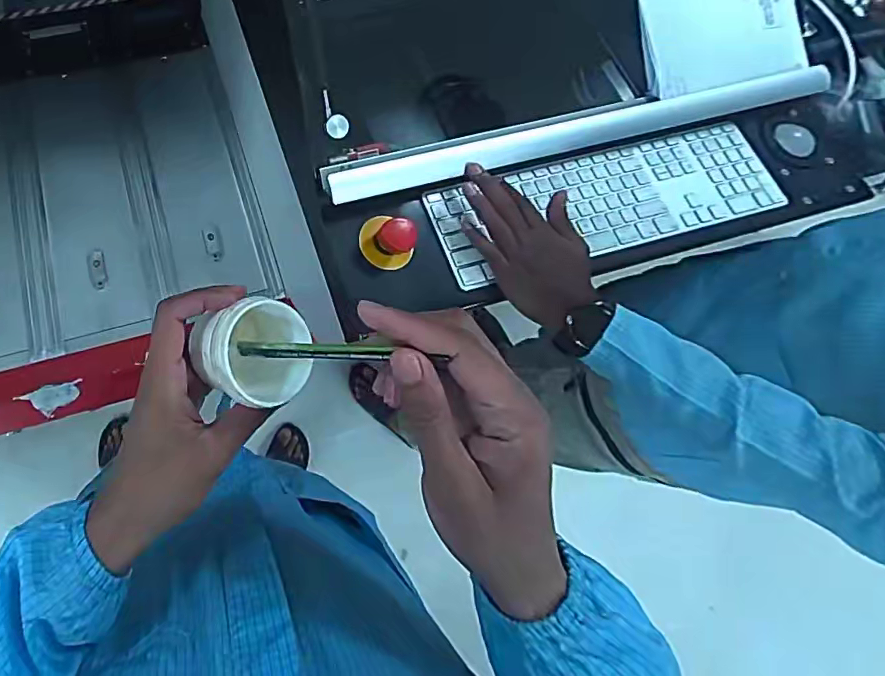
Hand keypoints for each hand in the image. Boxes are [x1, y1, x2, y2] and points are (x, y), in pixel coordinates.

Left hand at [85, 285, 270, 573]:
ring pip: (190, 348)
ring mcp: (164, 389)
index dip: (202, 297)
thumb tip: (276, 392)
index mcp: (162, 376)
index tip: (237, 298)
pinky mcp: (171, 404)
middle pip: (182, 325)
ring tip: (253, 338)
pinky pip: (194, 372)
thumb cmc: (161, 486)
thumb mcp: (212, 454)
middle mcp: (160, 374)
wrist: (127, 516)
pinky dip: (216, 365)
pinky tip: (241, 373)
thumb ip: (245, 419)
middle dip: (217, 312)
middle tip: (254, 315)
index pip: (171, 315)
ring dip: (218, 338)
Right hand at [358, 301, 567, 620]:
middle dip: (408, 332)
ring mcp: (501, 399)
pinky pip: (448, 370)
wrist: (519, 572)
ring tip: (382, 384)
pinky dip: (415, 370)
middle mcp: (514, 395)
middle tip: (365, 348)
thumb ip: (428, 414)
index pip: (461, 349)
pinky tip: (396, 391)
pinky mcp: (485, 406)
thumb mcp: (451, 480)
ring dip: (409, 351)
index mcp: (515, 413)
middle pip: (460, 336)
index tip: (366, 313)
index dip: (410, 326)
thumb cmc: (488, 535)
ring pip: (451, 347)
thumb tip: (402, 356)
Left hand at [460, 162, 596, 330]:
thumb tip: (560, 195)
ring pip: (493, 223)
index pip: (520, 203)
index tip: (492, 175)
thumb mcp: (576, 244)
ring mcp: (513, 253)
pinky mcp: (503, 269)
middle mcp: (526, 239)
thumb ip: (562, 218)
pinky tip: (463, 222)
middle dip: (487, 186)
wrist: (571, 309)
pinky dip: (474, 234)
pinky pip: (486, 248)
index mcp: (543, 232)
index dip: (504, 187)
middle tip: (472, 171)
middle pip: (504, 207)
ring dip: (478, 203)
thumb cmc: (574, 278)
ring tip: (466, 187)